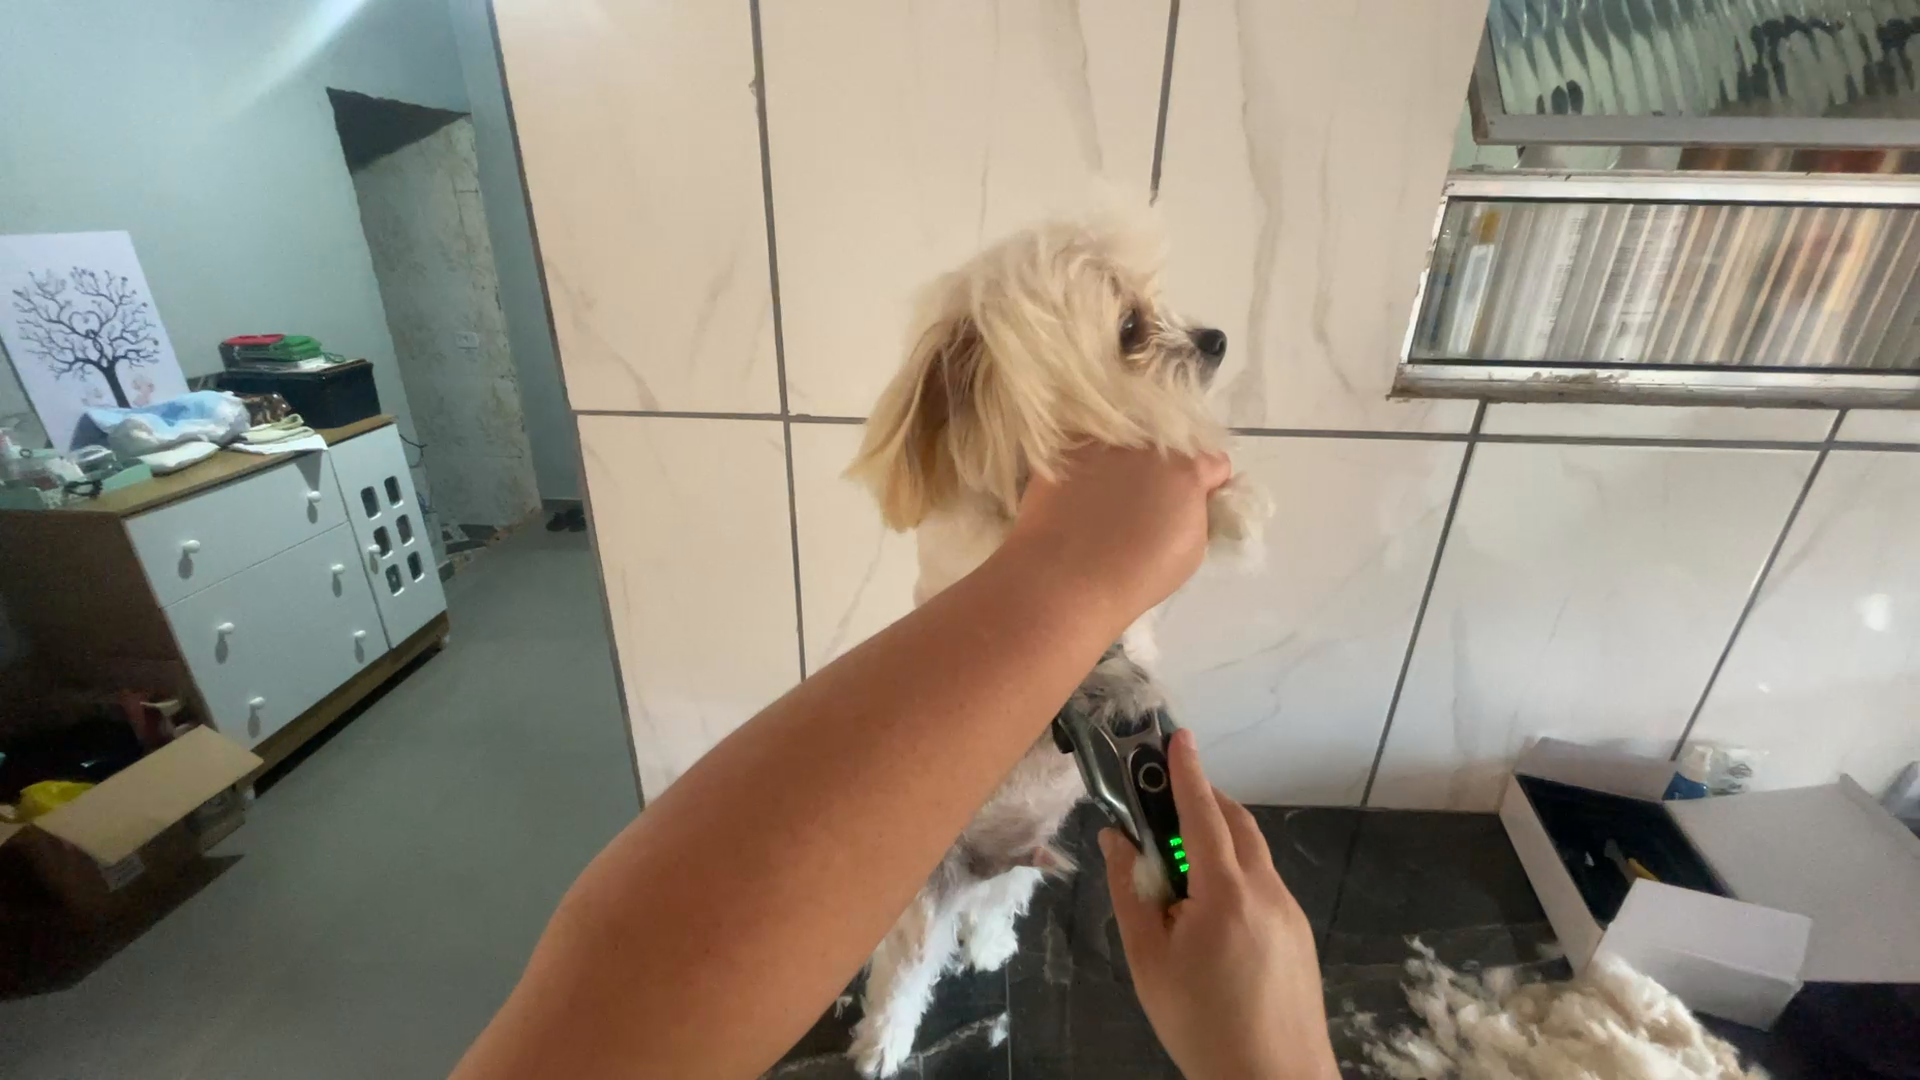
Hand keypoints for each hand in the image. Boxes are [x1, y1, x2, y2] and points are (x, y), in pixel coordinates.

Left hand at [1003, 445, 1230, 630]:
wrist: (1067, 578)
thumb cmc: (1136, 574)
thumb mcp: (1193, 548)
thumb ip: (1198, 511)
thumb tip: (1190, 501)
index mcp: (1185, 468)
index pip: (1213, 463)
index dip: (1207, 486)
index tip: (1194, 504)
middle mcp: (1145, 446)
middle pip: (1168, 448)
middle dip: (1167, 470)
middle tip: (1150, 502)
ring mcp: (1103, 445)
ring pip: (1127, 445)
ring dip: (1128, 464)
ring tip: (1111, 497)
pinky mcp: (1065, 454)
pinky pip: (1088, 451)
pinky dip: (1091, 466)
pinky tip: (1082, 492)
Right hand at [1100, 731, 1338, 1079]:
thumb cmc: (1201, 1024)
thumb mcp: (1147, 959)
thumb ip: (1129, 891)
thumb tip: (1116, 839)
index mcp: (1225, 894)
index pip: (1202, 814)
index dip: (1187, 772)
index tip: (1177, 736)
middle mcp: (1266, 892)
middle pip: (1236, 822)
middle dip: (1204, 797)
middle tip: (1166, 798)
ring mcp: (1290, 913)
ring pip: (1253, 851)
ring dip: (1219, 833)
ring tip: (1181, 859)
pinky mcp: (1300, 935)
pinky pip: (1263, 880)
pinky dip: (1235, 866)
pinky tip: (1210, 907)